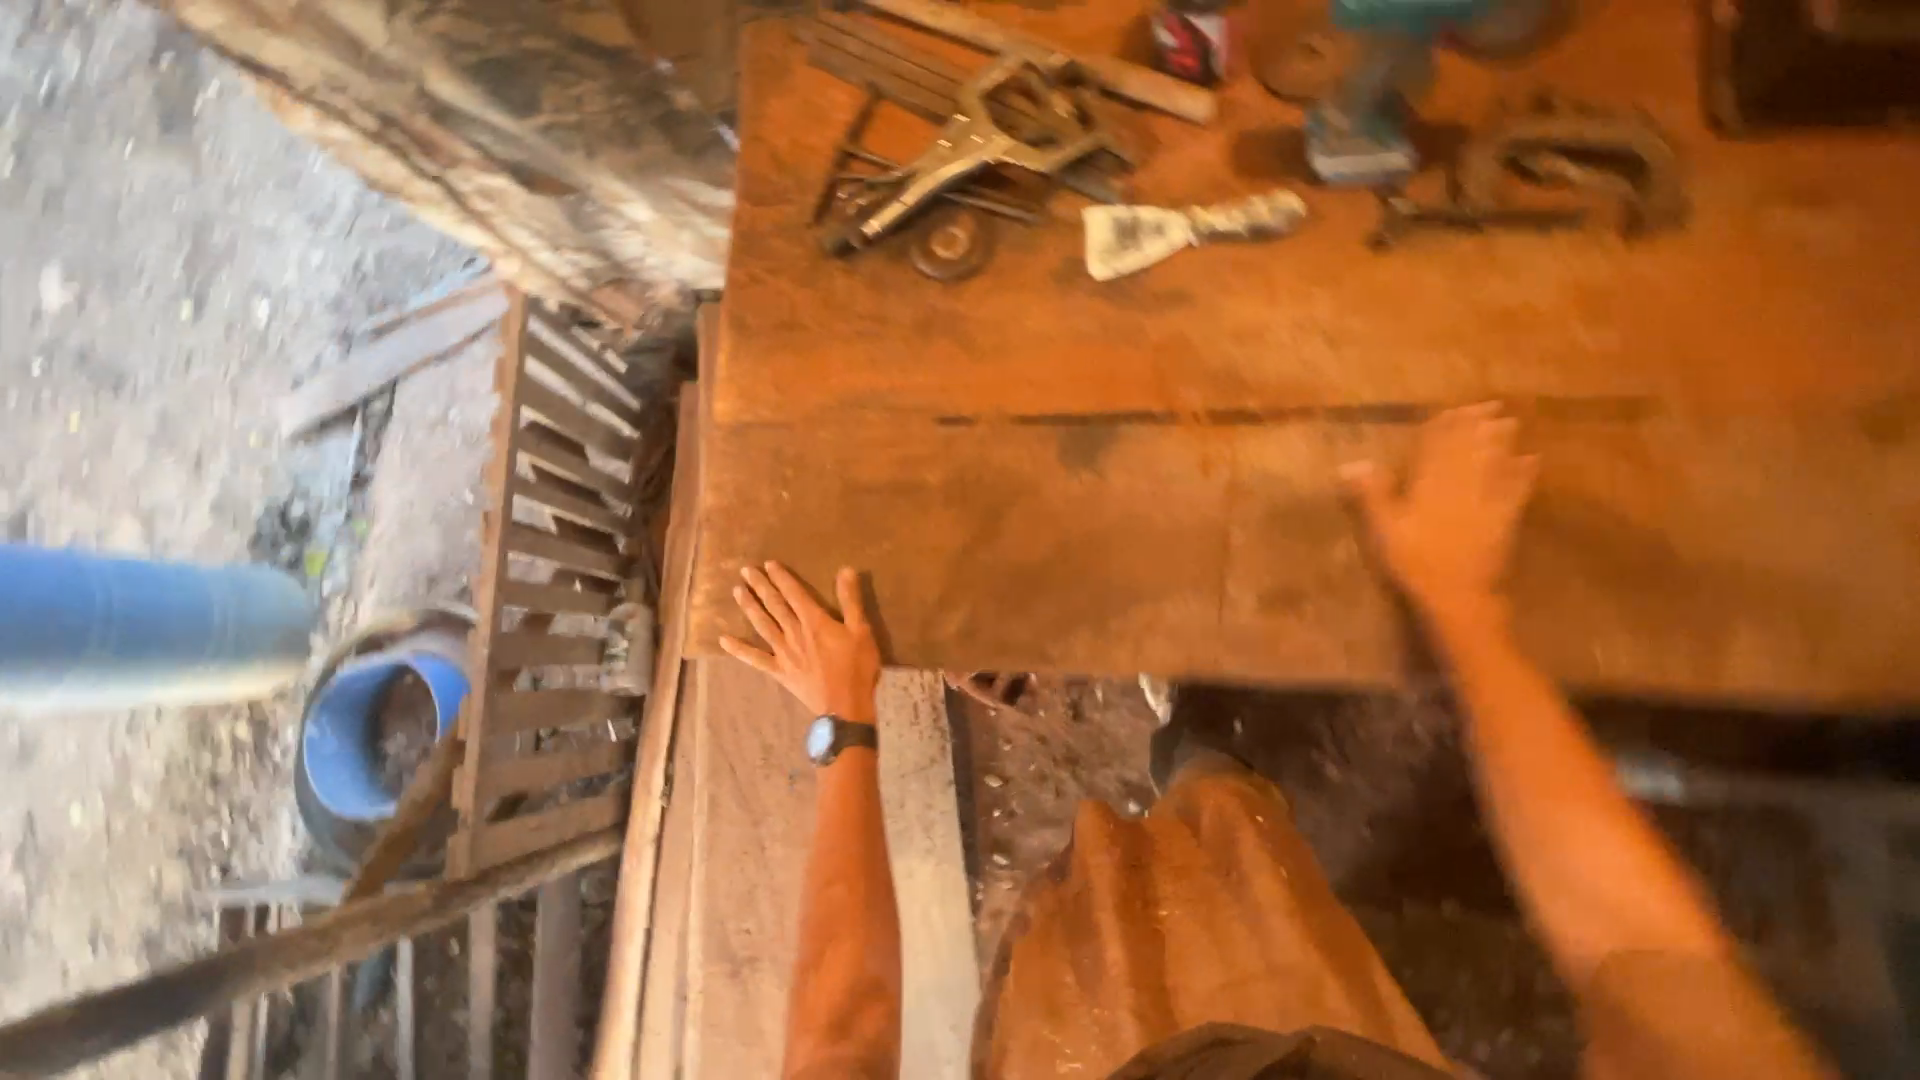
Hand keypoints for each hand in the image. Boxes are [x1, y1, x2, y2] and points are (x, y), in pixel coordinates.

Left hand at [720, 562, 880, 722]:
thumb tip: (845, 570)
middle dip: (760, 586)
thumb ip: (850, 600)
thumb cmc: (857, 667)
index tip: (768, 564)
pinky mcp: (780, 672)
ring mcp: (784, 653)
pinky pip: (756, 659)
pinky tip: (724, 640)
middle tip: (746, 571)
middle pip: (774, 605)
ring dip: (749, 607)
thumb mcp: (861, 630)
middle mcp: (794, 633)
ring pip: (763, 625)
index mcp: (814, 622)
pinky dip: (739, 650)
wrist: (845, 705)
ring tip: (737, 592)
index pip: (794, 593)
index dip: (781, 577)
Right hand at [1342, 402, 1537, 622]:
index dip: (1442, 428)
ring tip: (1507, 422)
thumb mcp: (1382, 529)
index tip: (1448, 410)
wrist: (1457, 595)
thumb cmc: (1413, 562)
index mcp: (1429, 487)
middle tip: (1486, 405)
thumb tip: (1351, 463)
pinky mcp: (1505, 520)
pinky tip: (1532, 460)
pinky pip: (1517, 491)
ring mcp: (1487, 502)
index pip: (1435, 450)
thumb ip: (1370, 494)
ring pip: (1495, 464)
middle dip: (1475, 428)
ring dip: (1501, 442)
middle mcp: (1461, 487)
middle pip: (1468, 451)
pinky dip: (1524, 474)